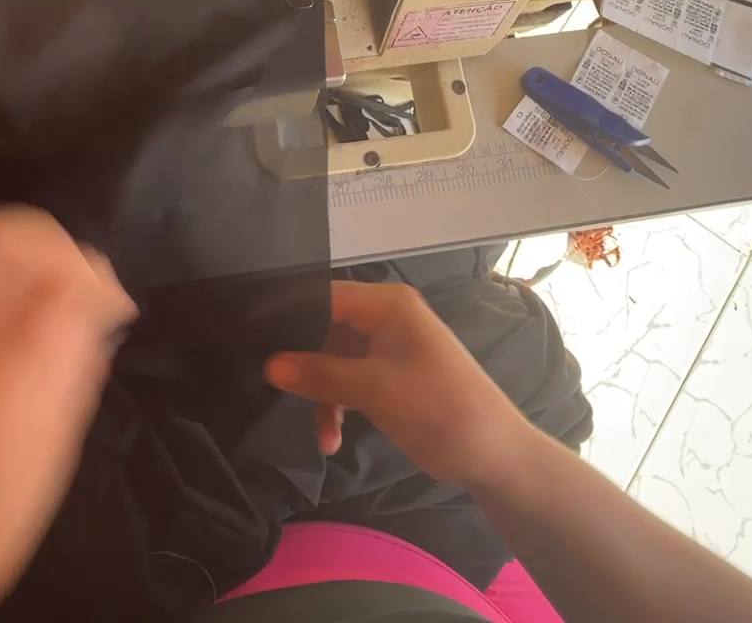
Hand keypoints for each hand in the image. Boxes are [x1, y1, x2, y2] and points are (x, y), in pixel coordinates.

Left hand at [0, 206, 136, 622]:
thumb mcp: (48, 463)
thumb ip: (76, 378)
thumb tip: (98, 322)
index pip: (61, 284)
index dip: (99, 278)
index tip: (112, 296)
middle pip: (10, 240)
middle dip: (59, 243)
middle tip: (80, 271)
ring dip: (24, 246)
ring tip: (47, 272)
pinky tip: (6, 296)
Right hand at [265, 280, 535, 488]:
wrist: (497, 457)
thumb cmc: (440, 409)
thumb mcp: (376, 391)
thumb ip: (320, 375)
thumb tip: (268, 365)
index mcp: (387, 303)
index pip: (324, 295)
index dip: (290, 316)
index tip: (255, 341)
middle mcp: (384, 316)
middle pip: (324, 329)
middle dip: (305, 365)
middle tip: (278, 392)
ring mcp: (387, 345)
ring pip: (333, 359)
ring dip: (323, 396)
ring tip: (323, 435)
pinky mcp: (388, 373)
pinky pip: (348, 379)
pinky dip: (338, 405)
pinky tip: (332, 438)